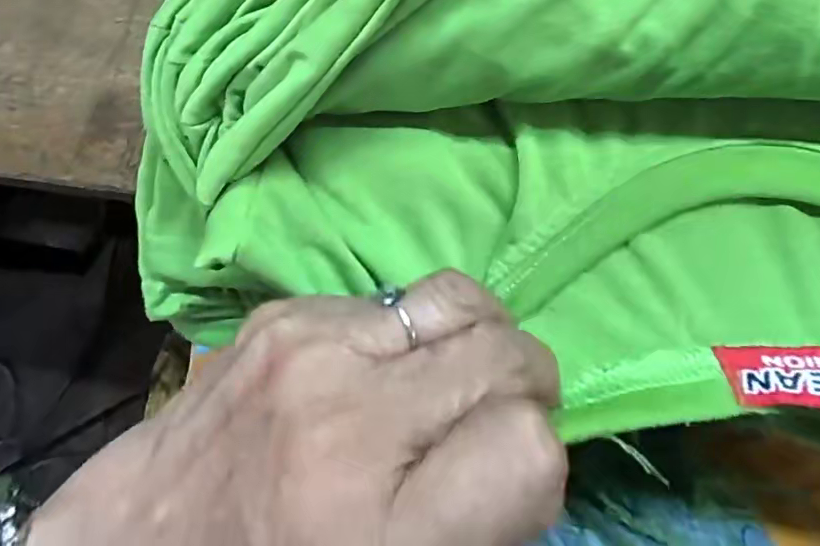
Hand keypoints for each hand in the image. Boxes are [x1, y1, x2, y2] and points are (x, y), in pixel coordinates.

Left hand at [28, 270, 566, 545]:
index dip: (538, 460)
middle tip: (504, 409)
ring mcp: (308, 348)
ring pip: (455, 297)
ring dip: (472, 337)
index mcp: (374, 528)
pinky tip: (372, 370)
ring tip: (451, 372)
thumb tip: (526, 443)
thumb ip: (474, 520)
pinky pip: (389, 299)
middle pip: (501, 351)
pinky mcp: (281, 313)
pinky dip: (403, 334)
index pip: (525, 446)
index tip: (517, 474)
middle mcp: (343, 420)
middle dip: (525, 380)